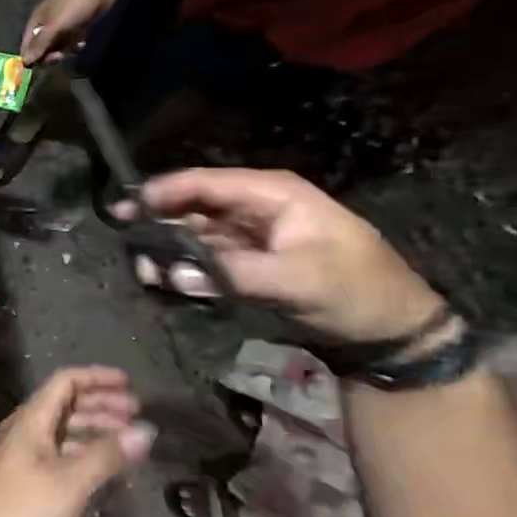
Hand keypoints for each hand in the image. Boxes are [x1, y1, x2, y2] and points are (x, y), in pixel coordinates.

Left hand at [0, 367, 153, 516]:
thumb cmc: (21, 507)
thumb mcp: (70, 482)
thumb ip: (106, 455)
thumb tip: (145, 430)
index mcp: (32, 418)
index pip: (65, 381)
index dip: (97, 378)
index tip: (129, 384)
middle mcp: (25, 428)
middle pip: (66, 404)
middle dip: (102, 405)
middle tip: (137, 415)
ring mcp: (21, 452)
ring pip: (63, 430)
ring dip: (94, 431)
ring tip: (128, 443)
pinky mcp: (21, 475)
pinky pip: (57, 452)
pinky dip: (82, 453)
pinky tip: (103, 469)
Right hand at [20, 0, 121, 63]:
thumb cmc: (74, 5)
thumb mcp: (55, 26)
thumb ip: (40, 44)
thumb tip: (25, 62)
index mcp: (36, 21)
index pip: (26, 44)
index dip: (30, 56)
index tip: (37, 67)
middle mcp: (46, 24)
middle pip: (41, 47)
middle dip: (50, 54)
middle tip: (60, 56)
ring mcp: (61, 24)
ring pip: (57, 45)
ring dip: (64, 50)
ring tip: (73, 47)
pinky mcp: (75, 25)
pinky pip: (70, 41)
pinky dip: (74, 44)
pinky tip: (82, 43)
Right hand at [119, 168, 444, 344]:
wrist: (391, 332)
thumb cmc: (356, 293)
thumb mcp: (298, 280)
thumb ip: (232, 273)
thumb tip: (174, 274)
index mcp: (273, 195)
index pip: (207, 183)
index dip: (166, 191)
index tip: (129, 208)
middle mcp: (255, 208)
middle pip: (194, 205)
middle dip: (159, 220)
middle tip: (125, 236)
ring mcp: (248, 235)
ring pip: (194, 232)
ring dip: (167, 247)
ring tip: (143, 267)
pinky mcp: (245, 260)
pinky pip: (203, 256)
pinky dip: (183, 266)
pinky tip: (164, 278)